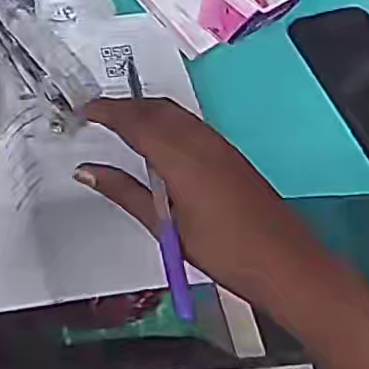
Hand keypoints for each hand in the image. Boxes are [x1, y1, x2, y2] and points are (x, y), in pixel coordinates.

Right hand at [73, 96, 365, 344]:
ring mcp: (218, 144)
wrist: (286, 264)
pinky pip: (188, 121)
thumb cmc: (223, 251)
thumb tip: (87, 171)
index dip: (106, 111)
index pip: (135, 121)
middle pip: (155, 107)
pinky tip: (154, 136)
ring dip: (143, 107)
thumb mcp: (165, 226)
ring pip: (173, 111)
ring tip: (118, 119)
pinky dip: (163, 117)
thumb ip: (124, 192)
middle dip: (122, 104)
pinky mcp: (229, 152)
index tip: (83, 110)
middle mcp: (200, 141)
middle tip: (95, 112)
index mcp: (180, 157)